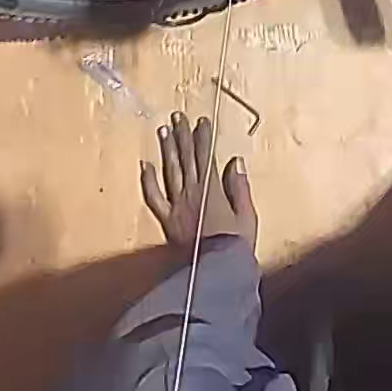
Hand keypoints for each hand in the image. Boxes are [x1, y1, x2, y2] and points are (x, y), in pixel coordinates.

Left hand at [140, 112, 256, 251]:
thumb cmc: (236, 246)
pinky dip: (148, 180)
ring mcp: (177, 205)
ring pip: (170, 170)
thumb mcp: (247, 216)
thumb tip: (236, 160)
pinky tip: (144, 165)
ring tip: (163, 130)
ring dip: (167, 149)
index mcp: (213, 189)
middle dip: (183, 135)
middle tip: (177, 116)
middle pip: (187, 158)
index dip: (204, 137)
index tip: (201, 121)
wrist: (215, 274)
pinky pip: (154, 197)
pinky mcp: (166, 220)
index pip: (207, 156)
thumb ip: (240, 187)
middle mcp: (192, 192)